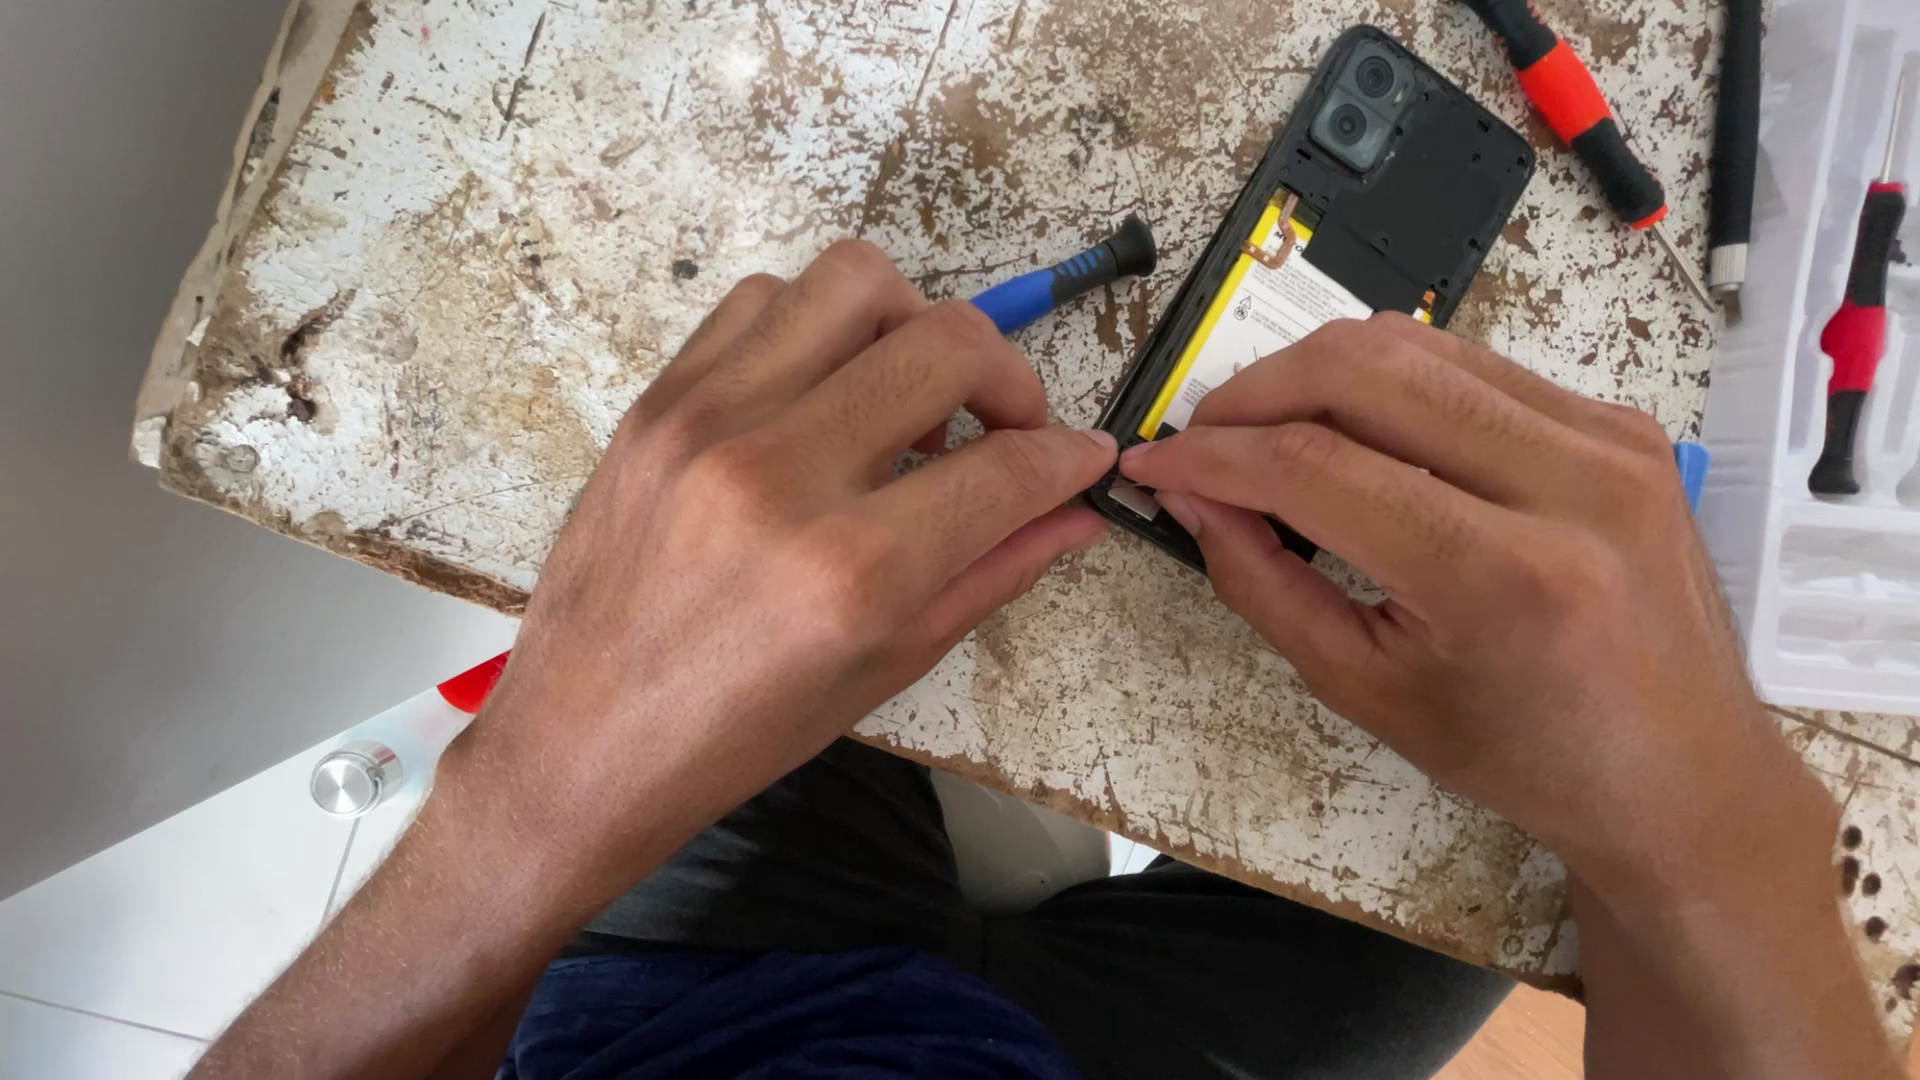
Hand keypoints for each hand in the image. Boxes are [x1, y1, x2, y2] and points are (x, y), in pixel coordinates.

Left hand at [467, 240, 1115, 872]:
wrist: (583, 741)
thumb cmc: (745, 730)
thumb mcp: (890, 664)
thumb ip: (997, 571)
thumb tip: (1077, 512)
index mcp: (853, 568)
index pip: (1007, 469)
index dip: (1069, 456)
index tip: (1084, 455)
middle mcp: (783, 470)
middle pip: (947, 343)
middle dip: (1011, 379)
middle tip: (1004, 426)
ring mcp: (709, 419)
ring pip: (855, 282)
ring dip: (914, 327)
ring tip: (910, 397)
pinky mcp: (659, 399)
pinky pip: (765, 301)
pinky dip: (823, 329)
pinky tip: (826, 393)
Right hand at [1117, 314, 1831, 889]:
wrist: (1679, 771)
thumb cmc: (1511, 749)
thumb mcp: (1356, 685)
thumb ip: (1259, 580)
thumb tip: (1191, 497)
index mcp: (1502, 576)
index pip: (1314, 467)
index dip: (1210, 457)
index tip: (1150, 463)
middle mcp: (1569, 479)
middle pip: (1359, 370)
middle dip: (1248, 395)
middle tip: (1198, 441)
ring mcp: (1604, 434)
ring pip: (1406, 343)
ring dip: (1302, 375)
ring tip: (1255, 431)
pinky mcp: (1610, 419)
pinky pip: (1455, 360)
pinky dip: (1369, 379)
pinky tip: (1337, 426)